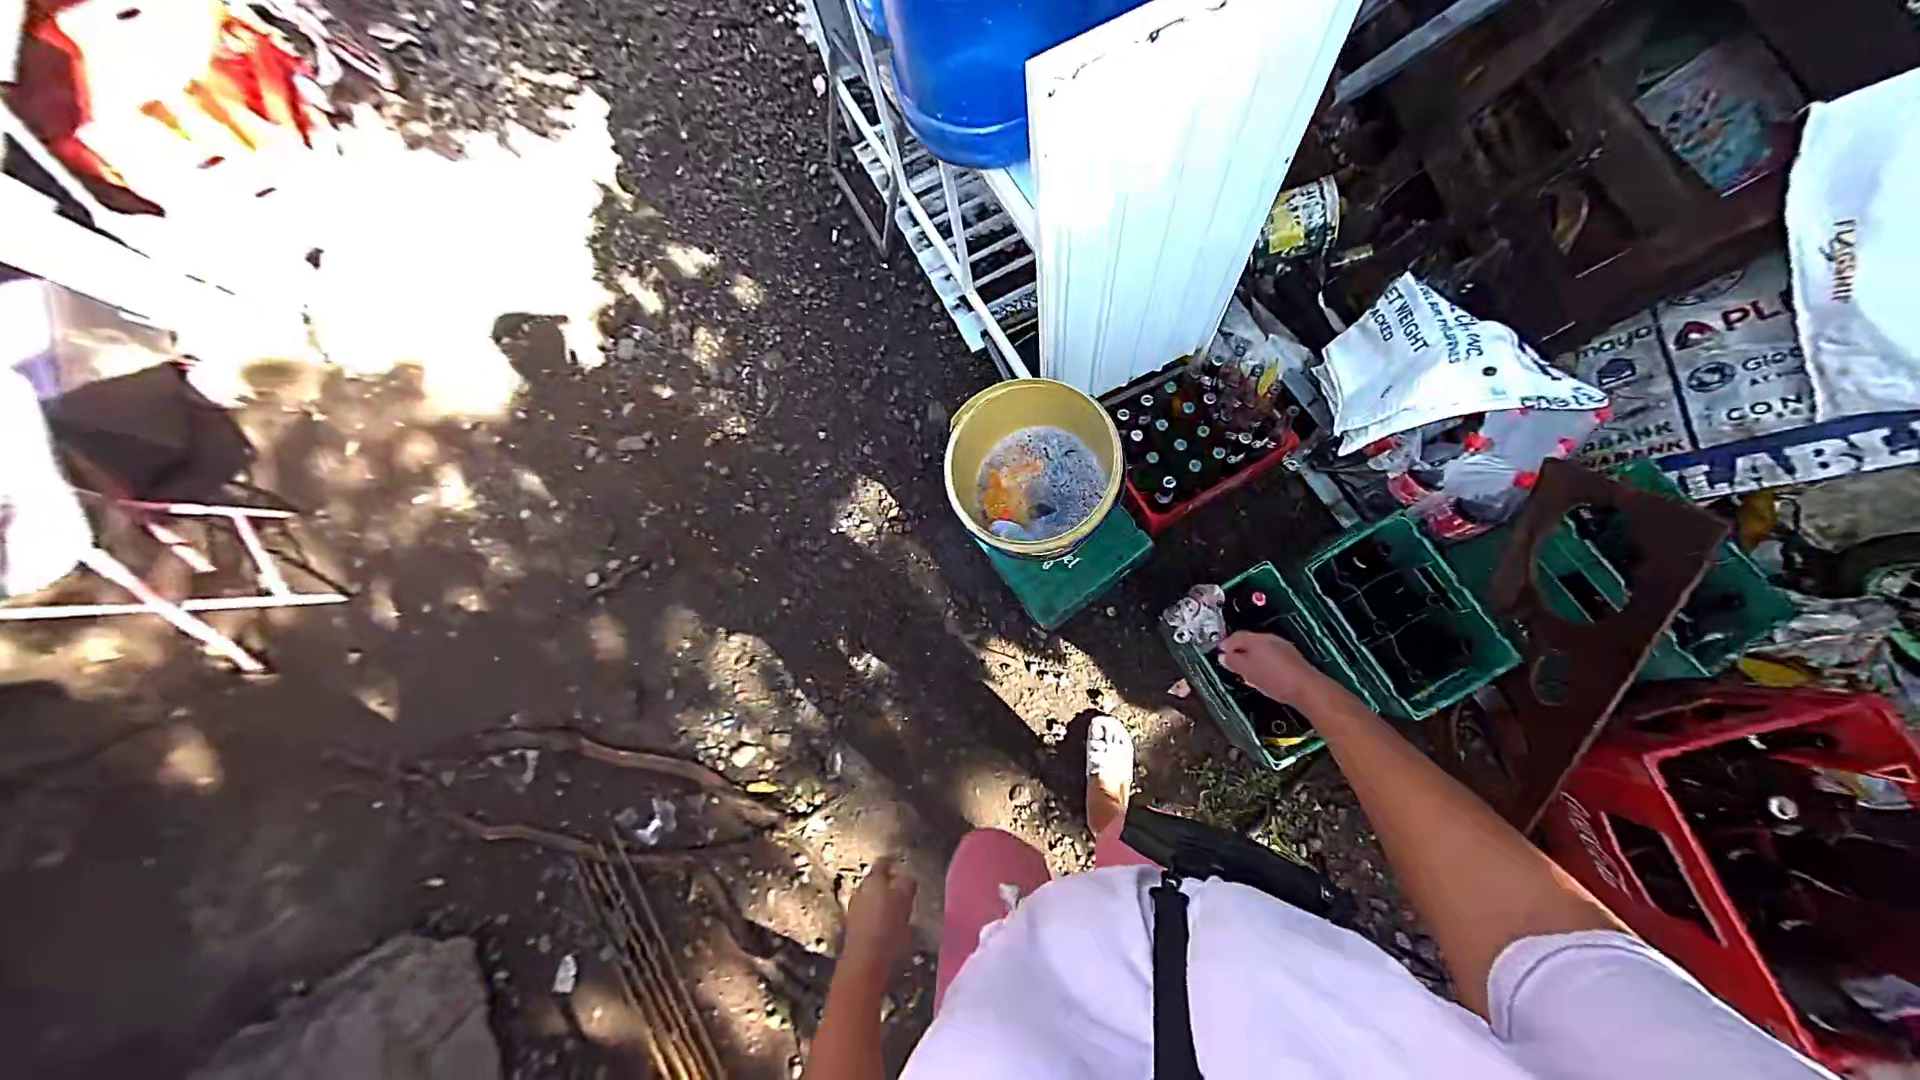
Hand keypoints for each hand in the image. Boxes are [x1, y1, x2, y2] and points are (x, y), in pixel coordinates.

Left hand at [839, 858, 917, 978]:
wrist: (864, 969)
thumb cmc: (888, 931)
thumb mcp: (904, 902)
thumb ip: (906, 885)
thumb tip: (907, 876)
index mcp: (873, 881)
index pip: (883, 865)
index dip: (894, 866)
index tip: (905, 869)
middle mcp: (860, 892)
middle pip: (876, 883)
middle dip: (889, 886)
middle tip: (906, 892)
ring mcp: (854, 913)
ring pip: (872, 901)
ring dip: (884, 904)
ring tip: (901, 913)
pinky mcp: (854, 933)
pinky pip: (870, 918)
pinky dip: (879, 920)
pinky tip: (890, 930)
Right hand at [1218, 631, 1334, 706]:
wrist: (1306, 689)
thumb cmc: (1273, 678)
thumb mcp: (1247, 671)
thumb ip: (1233, 662)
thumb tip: (1223, 656)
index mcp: (1256, 639)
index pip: (1236, 636)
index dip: (1226, 645)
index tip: (1220, 653)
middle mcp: (1270, 639)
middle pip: (1249, 642)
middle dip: (1239, 652)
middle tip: (1232, 664)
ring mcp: (1283, 648)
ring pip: (1261, 651)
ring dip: (1252, 659)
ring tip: (1246, 673)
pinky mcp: (1292, 660)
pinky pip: (1272, 658)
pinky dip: (1264, 664)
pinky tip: (1263, 677)